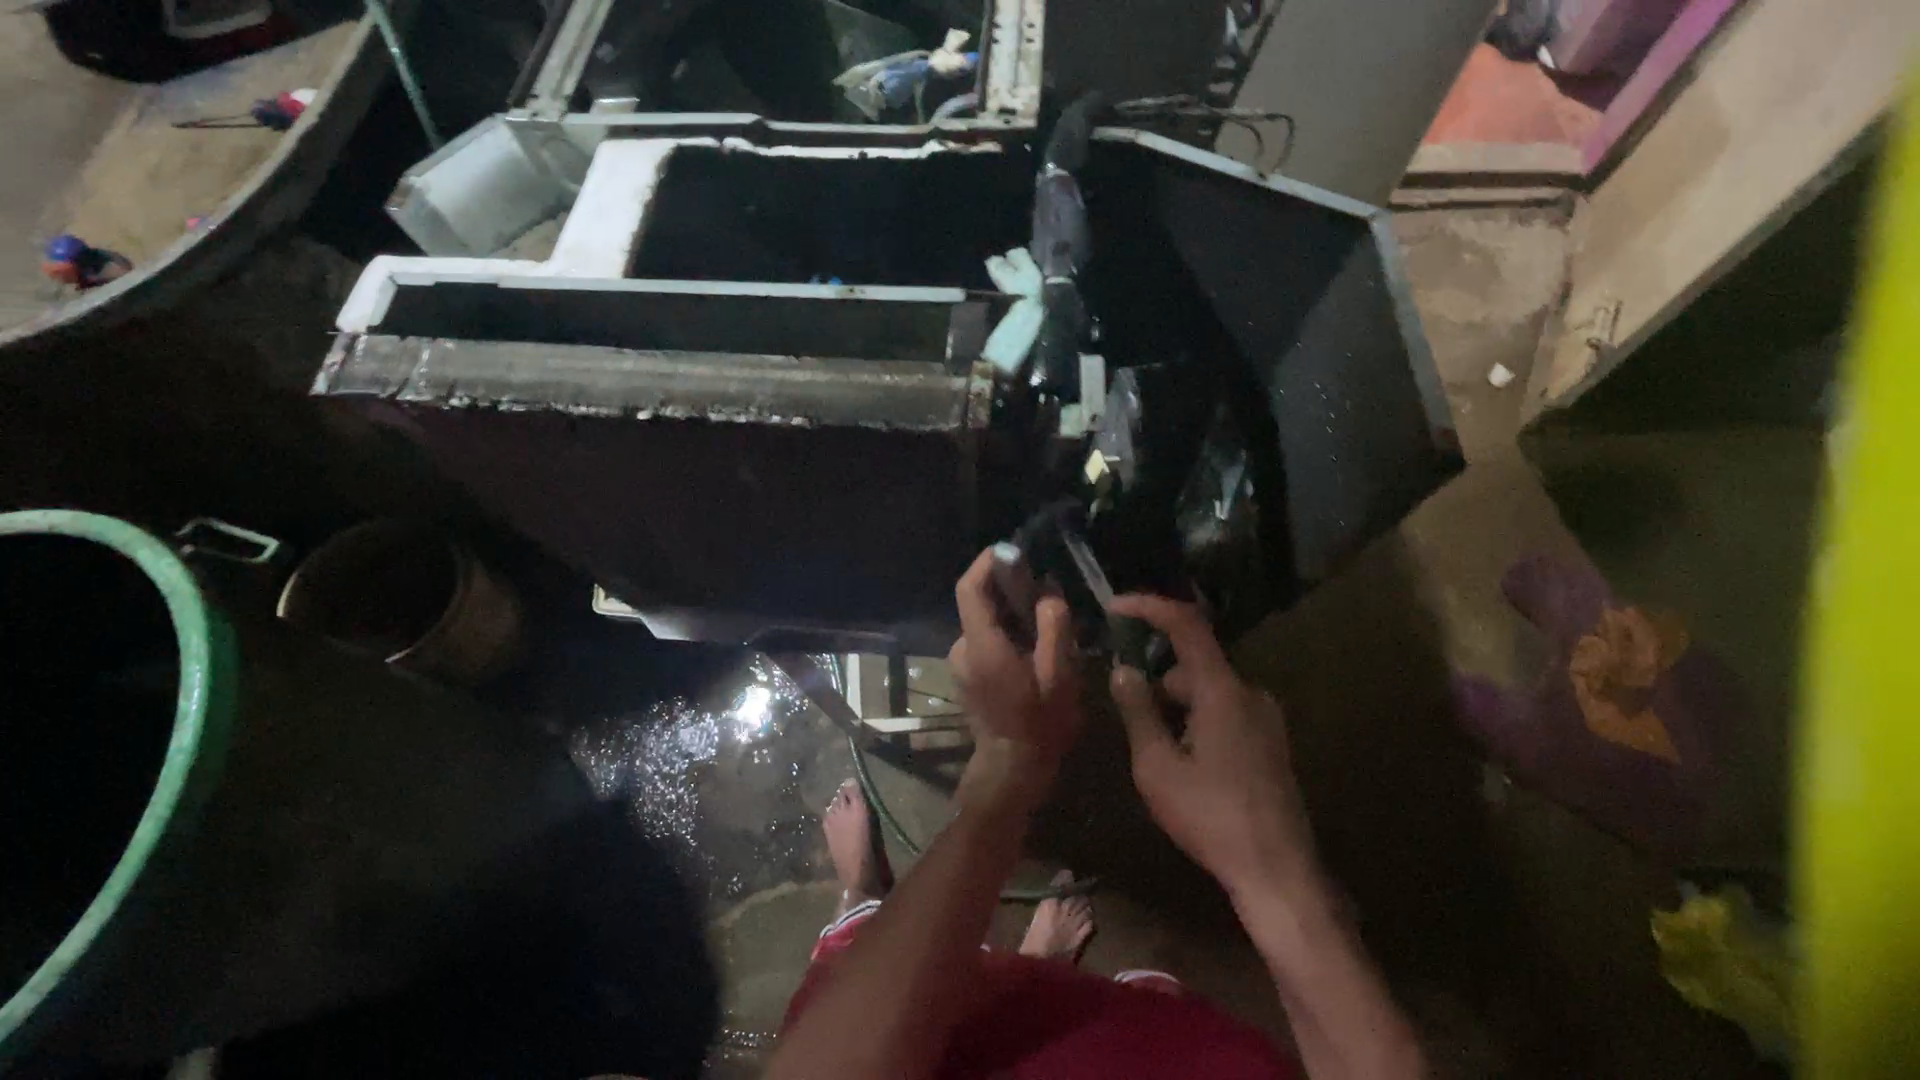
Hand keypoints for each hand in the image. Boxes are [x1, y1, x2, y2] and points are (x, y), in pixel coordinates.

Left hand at [949, 547, 1082, 812]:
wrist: (1013, 768)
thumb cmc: (1040, 724)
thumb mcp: (1058, 675)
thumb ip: (1053, 628)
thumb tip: (1048, 594)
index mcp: (982, 646)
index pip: (969, 588)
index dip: (987, 563)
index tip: (1014, 552)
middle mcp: (962, 649)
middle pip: (980, 603)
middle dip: (1010, 591)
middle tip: (1047, 592)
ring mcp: (960, 664)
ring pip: (985, 623)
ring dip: (1012, 616)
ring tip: (1047, 624)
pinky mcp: (966, 675)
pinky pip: (985, 641)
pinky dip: (1006, 634)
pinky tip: (1033, 648)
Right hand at [1107, 594, 1318, 903]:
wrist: (1277, 870)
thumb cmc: (1210, 817)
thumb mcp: (1157, 766)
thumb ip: (1137, 712)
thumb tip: (1123, 669)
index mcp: (1222, 691)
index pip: (1187, 625)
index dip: (1150, 607)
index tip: (1115, 607)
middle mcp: (1250, 693)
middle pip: (1193, 665)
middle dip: (1156, 681)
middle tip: (1129, 720)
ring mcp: (1266, 719)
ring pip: (1208, 692)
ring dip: (1177, 707)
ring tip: (1157, 756)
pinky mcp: (1272, 743)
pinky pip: (1226, 713)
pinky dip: (1198, 722)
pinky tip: (1187, 768)